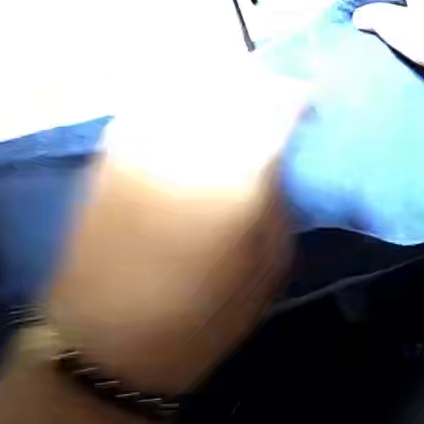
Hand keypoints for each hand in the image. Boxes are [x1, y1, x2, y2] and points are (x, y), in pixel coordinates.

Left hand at [43, 58, 306, 394]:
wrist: (106, 342)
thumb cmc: (205, 314)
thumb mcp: (271, 262)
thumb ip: (280, 196)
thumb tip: (280, 153)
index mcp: (234, 175)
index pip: (278, 102)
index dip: (303, 94)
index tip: (317, 104)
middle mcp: (185, 141)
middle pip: (236, 81)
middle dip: (267, 85)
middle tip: (286, 101)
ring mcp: (141, 139)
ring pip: (194, 83)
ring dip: (227, 86)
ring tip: (246, 105)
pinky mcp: (112, 149)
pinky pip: (158, 100)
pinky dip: (187, 97)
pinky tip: (201, 117)